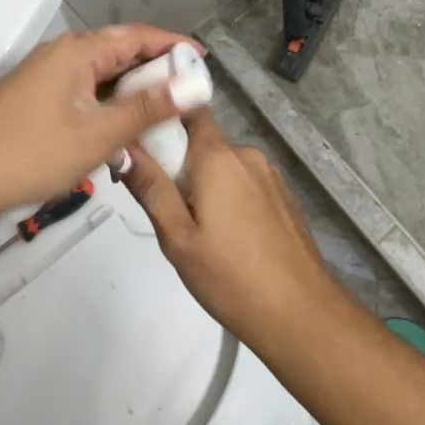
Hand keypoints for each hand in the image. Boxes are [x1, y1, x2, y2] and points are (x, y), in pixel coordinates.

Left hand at [0, 24, 198, 221]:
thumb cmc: (31, 153)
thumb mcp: (98, 135)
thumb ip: (148, 109)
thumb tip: (196, 85)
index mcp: (79, 52)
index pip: (138, 36)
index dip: (174, 45)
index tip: (204, 61)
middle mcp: (61, 55)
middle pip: (119, 53)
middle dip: (156, 71)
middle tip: (188, 95)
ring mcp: (43, 77)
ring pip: (100, 76)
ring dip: (131, 93)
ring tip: (161, 116)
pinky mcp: (32, 100)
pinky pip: (83, 93)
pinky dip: (107, 106)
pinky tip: (119, 132)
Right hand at [121, 109, 344, 348]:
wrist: (301, 312)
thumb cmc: (230, 277)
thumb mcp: (177, 238)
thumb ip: (151, 188)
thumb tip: (123, 148)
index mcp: (219, 157)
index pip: (190, 112)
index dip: (165, 122)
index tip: (144, 148)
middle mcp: (247, 154)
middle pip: (205, 144)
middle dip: (183, 167)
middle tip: (168, 213)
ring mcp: (270, 176)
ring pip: (226, 168)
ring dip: (208, 187)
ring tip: (199, 234)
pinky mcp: (284, 197)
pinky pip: (247, 185)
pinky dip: (232, 200)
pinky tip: (230, 240)